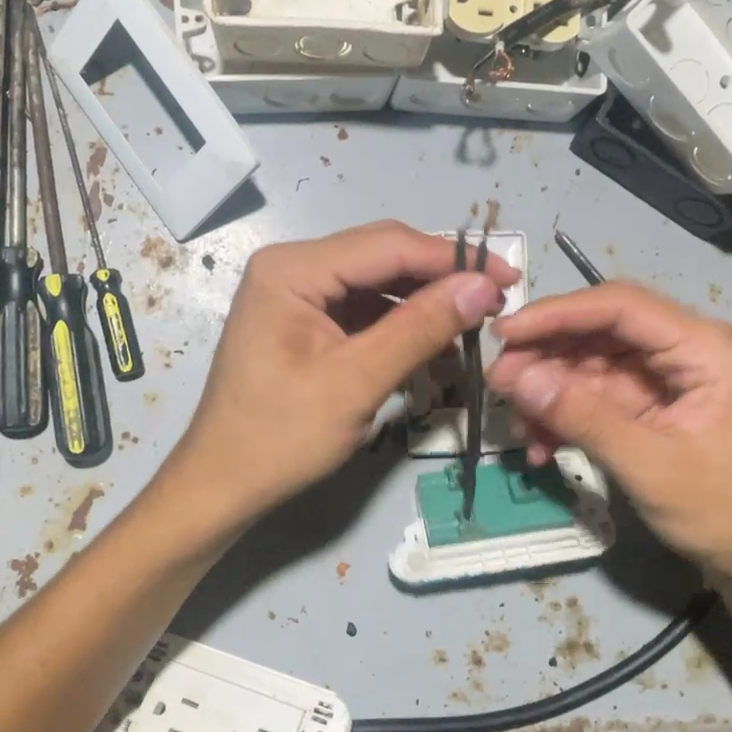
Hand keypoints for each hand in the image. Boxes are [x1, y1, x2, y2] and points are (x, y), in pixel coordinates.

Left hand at [169, 221, 519, 523]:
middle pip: (383, 257)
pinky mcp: (304, 322)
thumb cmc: (280, 437)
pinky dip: (400, 328)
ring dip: (424, 306)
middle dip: (441, 280)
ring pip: (378, 284)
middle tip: (497, 304)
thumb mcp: (356, 382)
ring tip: (473, 331)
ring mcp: (296, 294)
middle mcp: (292, 267)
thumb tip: (483, 287)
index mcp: (292, 269)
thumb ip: (420, 329)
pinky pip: (363, 311)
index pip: (388, 245)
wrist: (221, 486)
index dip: (452, 260)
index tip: (509, 280)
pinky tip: (435, 351)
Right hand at [487, 282, 731, 585]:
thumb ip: (582, 416)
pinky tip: (541, 445)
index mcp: (704, 347)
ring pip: (587, 360)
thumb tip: (513, 376)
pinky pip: (591, 393)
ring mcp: (663, 375)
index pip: (620, 306)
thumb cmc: (720, 510)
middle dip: (546, 353)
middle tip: (499, 381)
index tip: (505, 331)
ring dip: (548, 388)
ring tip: (518, 424)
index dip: (558, 313)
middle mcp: (684, 348)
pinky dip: (562, 413)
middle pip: (599, 329)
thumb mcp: (648, 464)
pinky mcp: (645, 402)